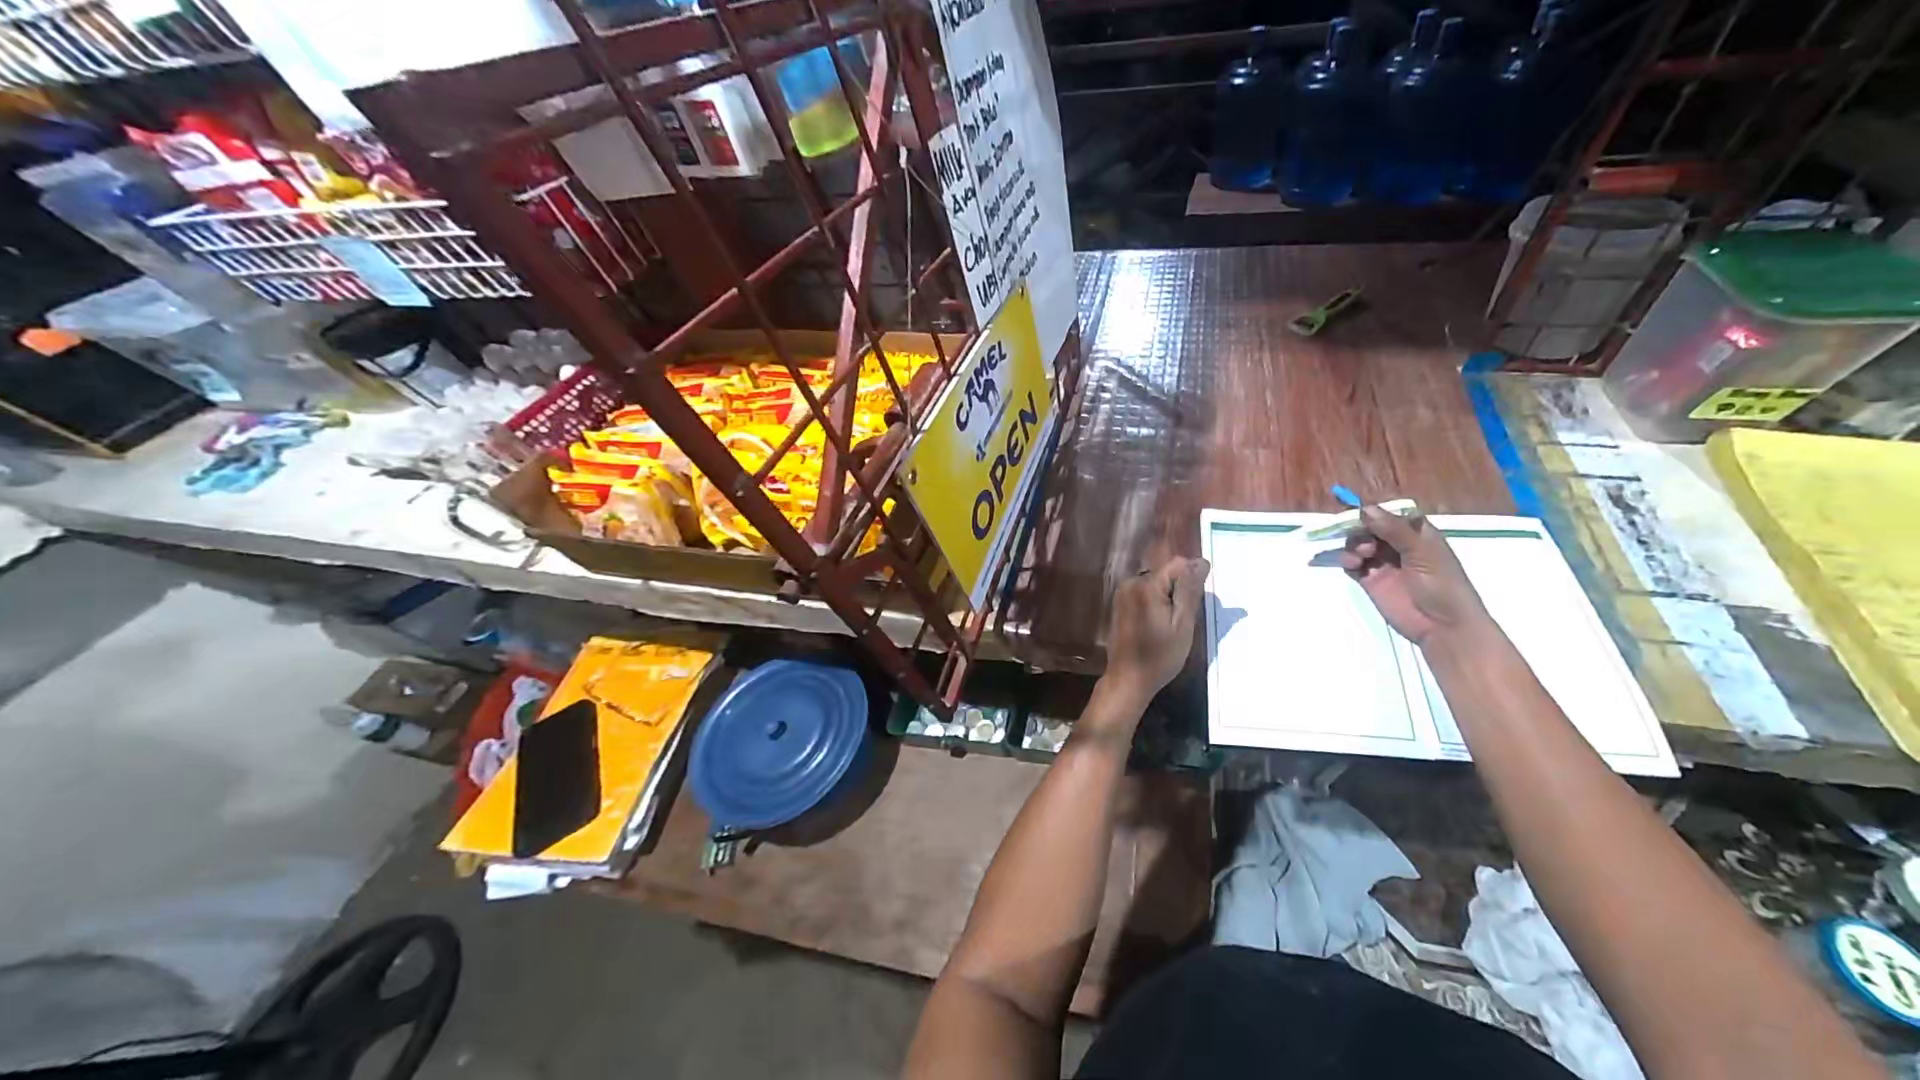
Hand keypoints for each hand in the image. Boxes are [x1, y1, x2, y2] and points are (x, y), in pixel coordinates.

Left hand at [1103, 556, 1209, 704]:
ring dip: (1168, 599)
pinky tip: (1158, 626)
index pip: (1178, 564)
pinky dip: (1156, 604)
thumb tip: (1200, 562)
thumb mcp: (1183, 624)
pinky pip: (1145, 594)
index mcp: (1146, 585)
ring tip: (1171, 626)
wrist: (1128, 679)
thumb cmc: (1159, 656)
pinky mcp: (1120, 604)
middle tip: (1182, 621)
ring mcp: (1122, 593)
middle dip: (1179, 590)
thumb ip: (1190, 591)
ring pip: (1157, 583)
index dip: (1192, 580)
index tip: (1195, 605)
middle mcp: (1130, 582)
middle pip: (1166, 573)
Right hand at [1340, 505, 1490, 647]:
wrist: (1443, 626)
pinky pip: (1352, 564)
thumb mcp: (1422, 552)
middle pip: (1369, 527)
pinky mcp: (1370, 580)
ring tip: (1359, 557)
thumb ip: (1394, 529)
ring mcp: (1383, 563)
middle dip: (1360, 530)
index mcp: (1417, 533)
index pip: (1390, 514)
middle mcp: (1398, 545)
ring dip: (1353, 545)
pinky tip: (1351, 564)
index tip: (1355, 510)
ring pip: (1358, 544)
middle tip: (1362, 542)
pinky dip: (1347, 561)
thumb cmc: (1442, 585)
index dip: (1373, 511)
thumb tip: (1364, 509)